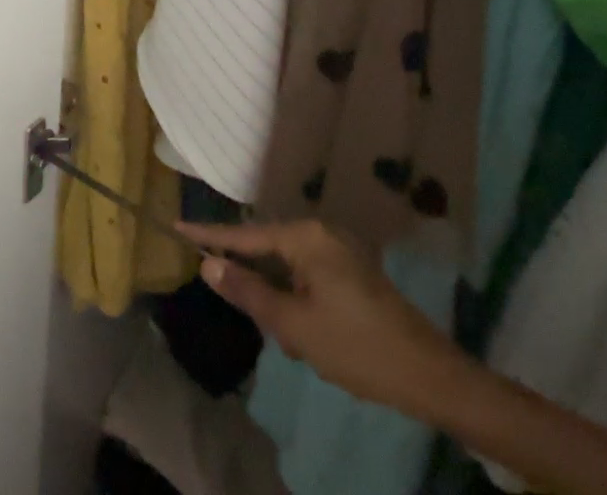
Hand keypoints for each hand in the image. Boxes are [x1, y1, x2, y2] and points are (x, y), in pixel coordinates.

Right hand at [177, 219, 465, 414]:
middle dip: (255, 285)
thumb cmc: (355, 347)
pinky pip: (305, 279)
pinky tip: (306, 336)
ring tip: (294, 340)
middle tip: (260, 322)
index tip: (175, 227)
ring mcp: (340, 254)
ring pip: (285, 270)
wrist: (431, 378)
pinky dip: (296, 303)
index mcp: (306, 239)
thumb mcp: (291, 324)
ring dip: (278, 302)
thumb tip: (208, 264)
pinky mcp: (351, 275)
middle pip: (265, 251)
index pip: (244, 235)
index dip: (208, 236)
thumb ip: (247, 291)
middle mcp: (322, 236)